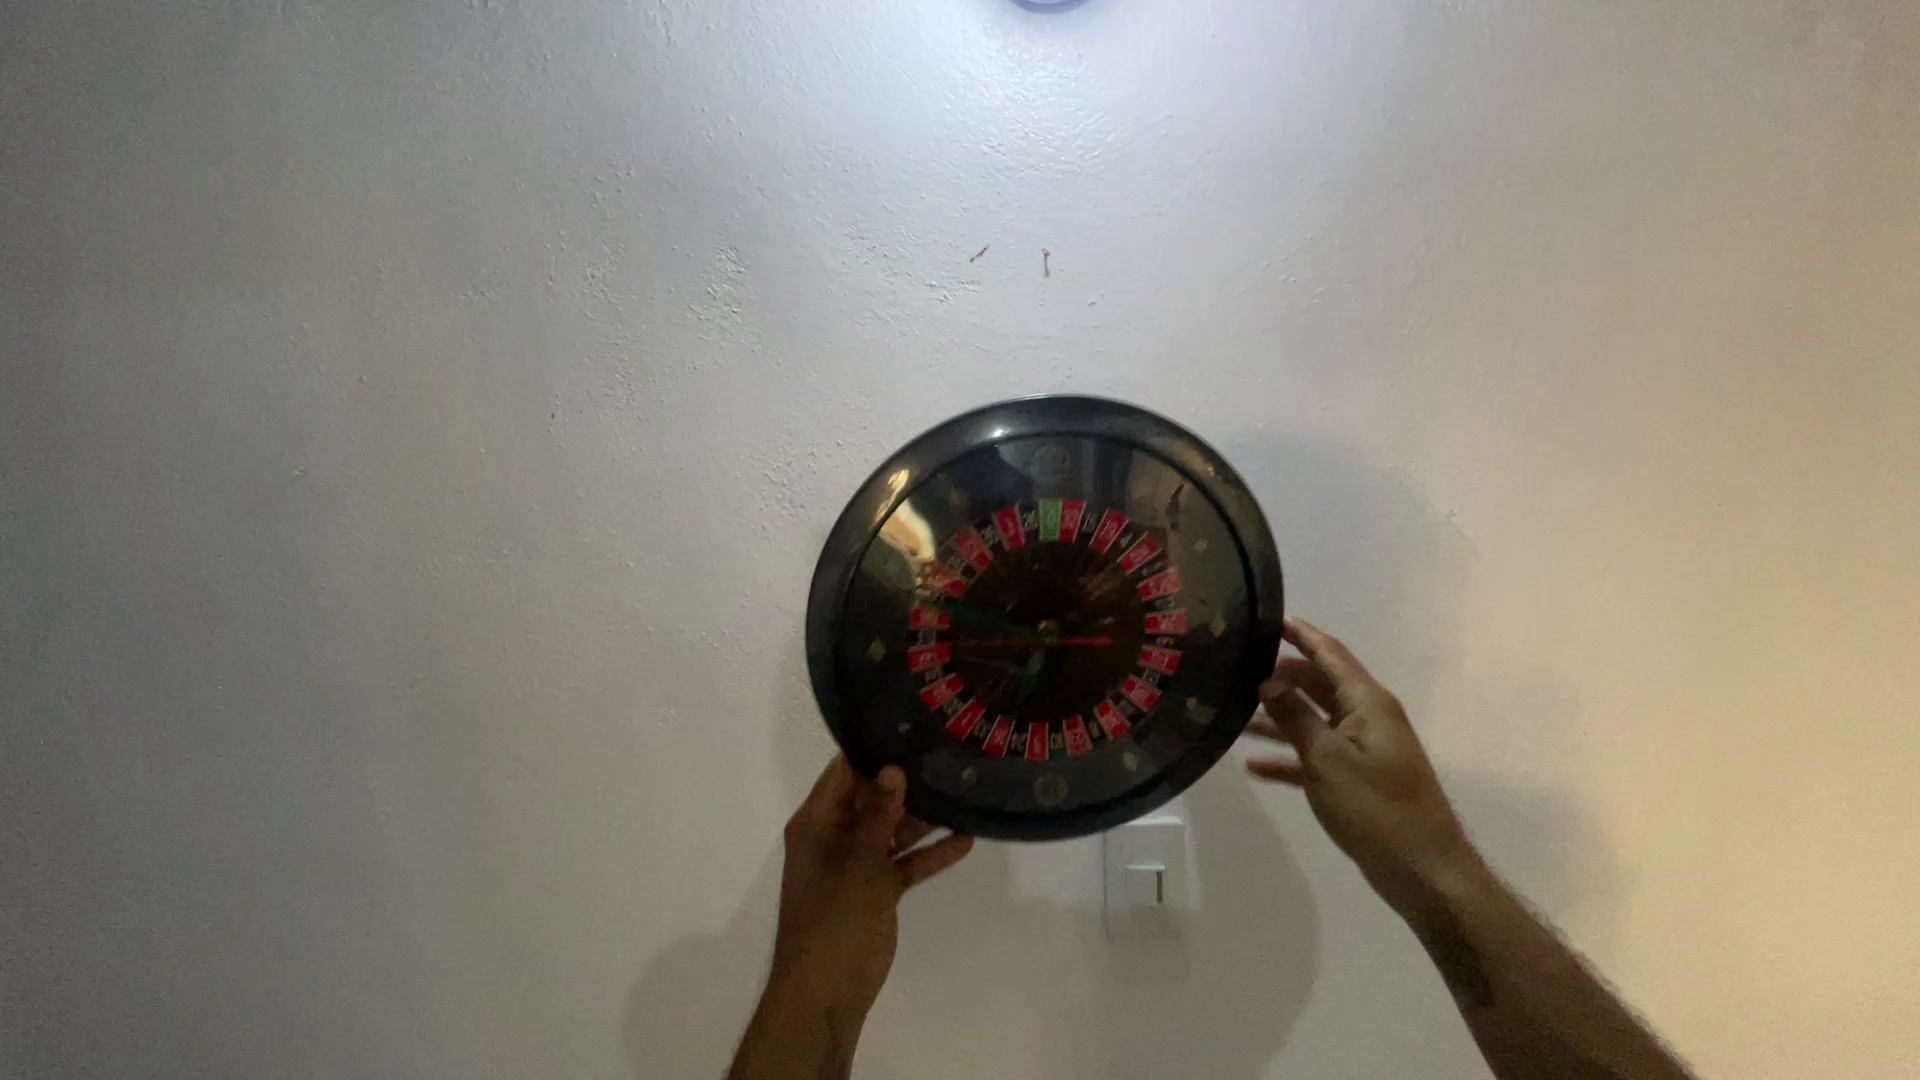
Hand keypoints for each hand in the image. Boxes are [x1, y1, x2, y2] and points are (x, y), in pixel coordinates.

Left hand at [771, 758, 973, 1023]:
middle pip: (872, 797)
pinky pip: (907, 861)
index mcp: (817, 822)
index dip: (872, 749)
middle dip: (905, 780)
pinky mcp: (879, 889)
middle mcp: (836, 835)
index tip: (907, 723)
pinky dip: (930, 852)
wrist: (827, 993)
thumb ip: (877, 813)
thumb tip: (892, 767)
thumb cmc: (832, 917)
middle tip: (944, 750)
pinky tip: (966, 838)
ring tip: (960, 786)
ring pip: (894, 828)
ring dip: (923, 816)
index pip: (844, 772)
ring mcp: (858, 863)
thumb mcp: (857, 860)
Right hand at [1243, 617, 1484, 916]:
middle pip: (1318, 683)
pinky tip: (1254, 767)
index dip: (1300, 635)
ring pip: (1312, 719)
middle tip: (1236, 672)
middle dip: (1280, 677)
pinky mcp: (1357, 778)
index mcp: (1367, 703)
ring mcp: (1363, 749)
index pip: (1330, 654)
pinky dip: (1288, 757)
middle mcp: (1367, 718)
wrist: (1425, 874)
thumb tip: (1268, 680)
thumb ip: (1296, 716)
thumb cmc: (1377, 809)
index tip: (1267, 619)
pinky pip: (1315, 756)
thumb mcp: (1327, 759)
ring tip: (1233, 716)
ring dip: (1278, 718)